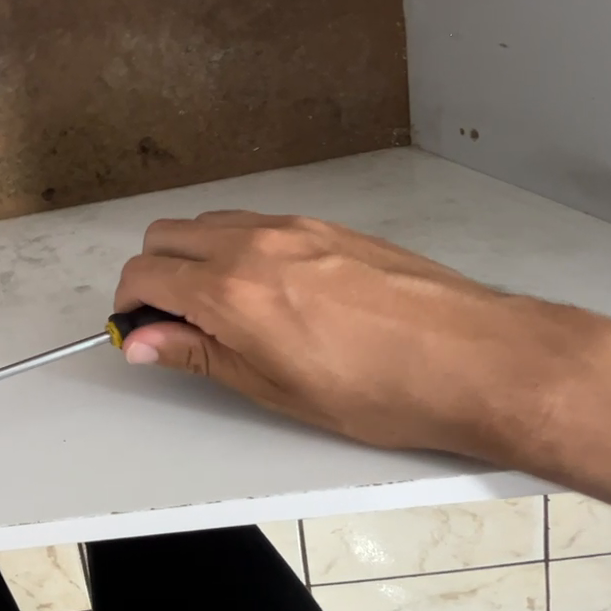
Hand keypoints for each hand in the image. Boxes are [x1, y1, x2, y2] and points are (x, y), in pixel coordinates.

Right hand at [113, 211, 606, 457]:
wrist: (482, 361)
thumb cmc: (380, 390)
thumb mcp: (272, 387)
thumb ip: (194, 353)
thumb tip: (139, 341)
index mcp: (229, 290)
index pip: (142, 274)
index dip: (127, 303)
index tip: (138, 328)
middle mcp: (249, 245)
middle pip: (162, 235)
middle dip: (151, 272)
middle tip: (173, 315)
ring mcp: (288, 228)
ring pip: (203, 222)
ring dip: (190, 253)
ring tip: (220, 300)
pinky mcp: (321, 224)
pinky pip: (249, 220)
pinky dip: (232, 244)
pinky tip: (267, 284)